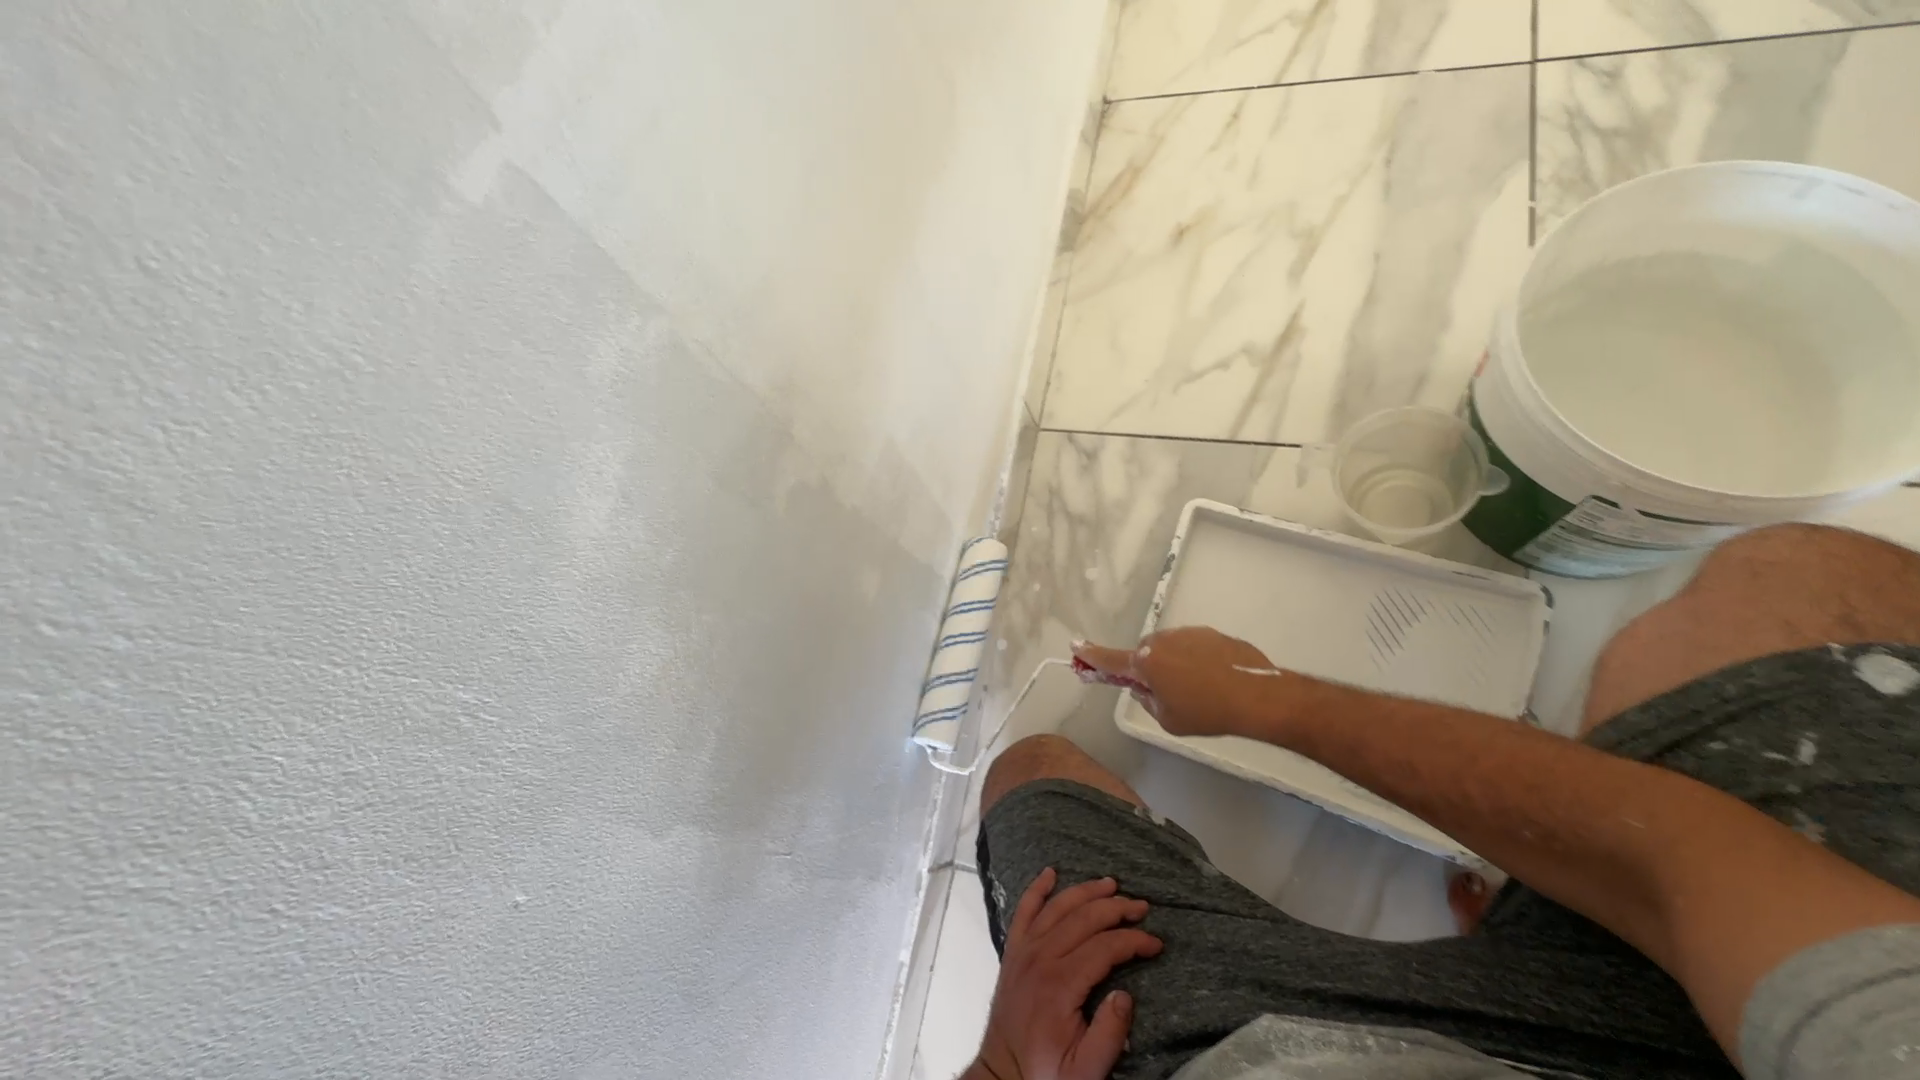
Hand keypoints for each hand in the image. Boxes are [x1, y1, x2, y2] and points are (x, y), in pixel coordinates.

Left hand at [970, 868, 1161, 1079]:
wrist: (1004, 1074)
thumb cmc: (1047, 1071)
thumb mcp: (1085, 1071)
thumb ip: (1109, 1035)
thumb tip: (1125, 994)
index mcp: (1060, 985)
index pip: (1104, 947)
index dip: (1134, 941)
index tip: (1156, 944)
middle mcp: (1040, 959)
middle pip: (1083, 918)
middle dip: (1116, 908)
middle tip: (1142, 907)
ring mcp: (1024, 951)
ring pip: (1057, 907)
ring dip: (1085, 891)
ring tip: (1112, 884)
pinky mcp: (1013, 952)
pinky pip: (1023, 910)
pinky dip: (1036, 889)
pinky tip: (1050, 873)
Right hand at [1072, 627, 1283, 737]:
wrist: (1257, 696)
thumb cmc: (1207, 713)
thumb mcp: (1168, 720)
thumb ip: (1148, 702)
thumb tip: (1145, 689)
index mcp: (1146, 662)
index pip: (1110, 659)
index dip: (1091, 656)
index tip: (1076, 648)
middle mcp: (1162, 640)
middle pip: (1145, 652)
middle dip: (1150, 667)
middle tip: (1167, 692)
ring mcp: (1189, 633)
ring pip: (1171, 648)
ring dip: (1175, 663)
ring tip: (1200, 690)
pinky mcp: (1212, 633)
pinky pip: (1194, 646)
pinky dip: (1198, 660)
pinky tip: (1217, 680)